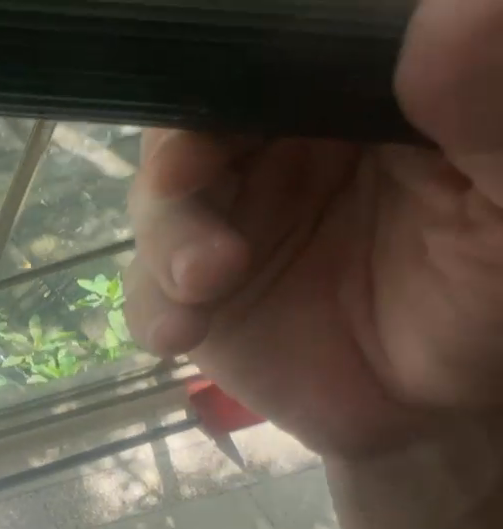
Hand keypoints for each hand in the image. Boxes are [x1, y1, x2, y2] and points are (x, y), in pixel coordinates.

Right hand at [125, 0, 502, 460]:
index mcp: (362, 103)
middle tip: (180, 181)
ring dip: (169, 240)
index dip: (239, 71)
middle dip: (178, 159)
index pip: (281, 64)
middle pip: (196, 130)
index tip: (227, 103)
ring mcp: (225, 226)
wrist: (442, 406)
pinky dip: (154, 309)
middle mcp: (282, 155)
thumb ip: (492, 107)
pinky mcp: (185, 296)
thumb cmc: (502, 286)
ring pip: (159, 208)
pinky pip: (144, 293)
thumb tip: (459, 13)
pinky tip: (181, 331)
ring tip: (206, 280)